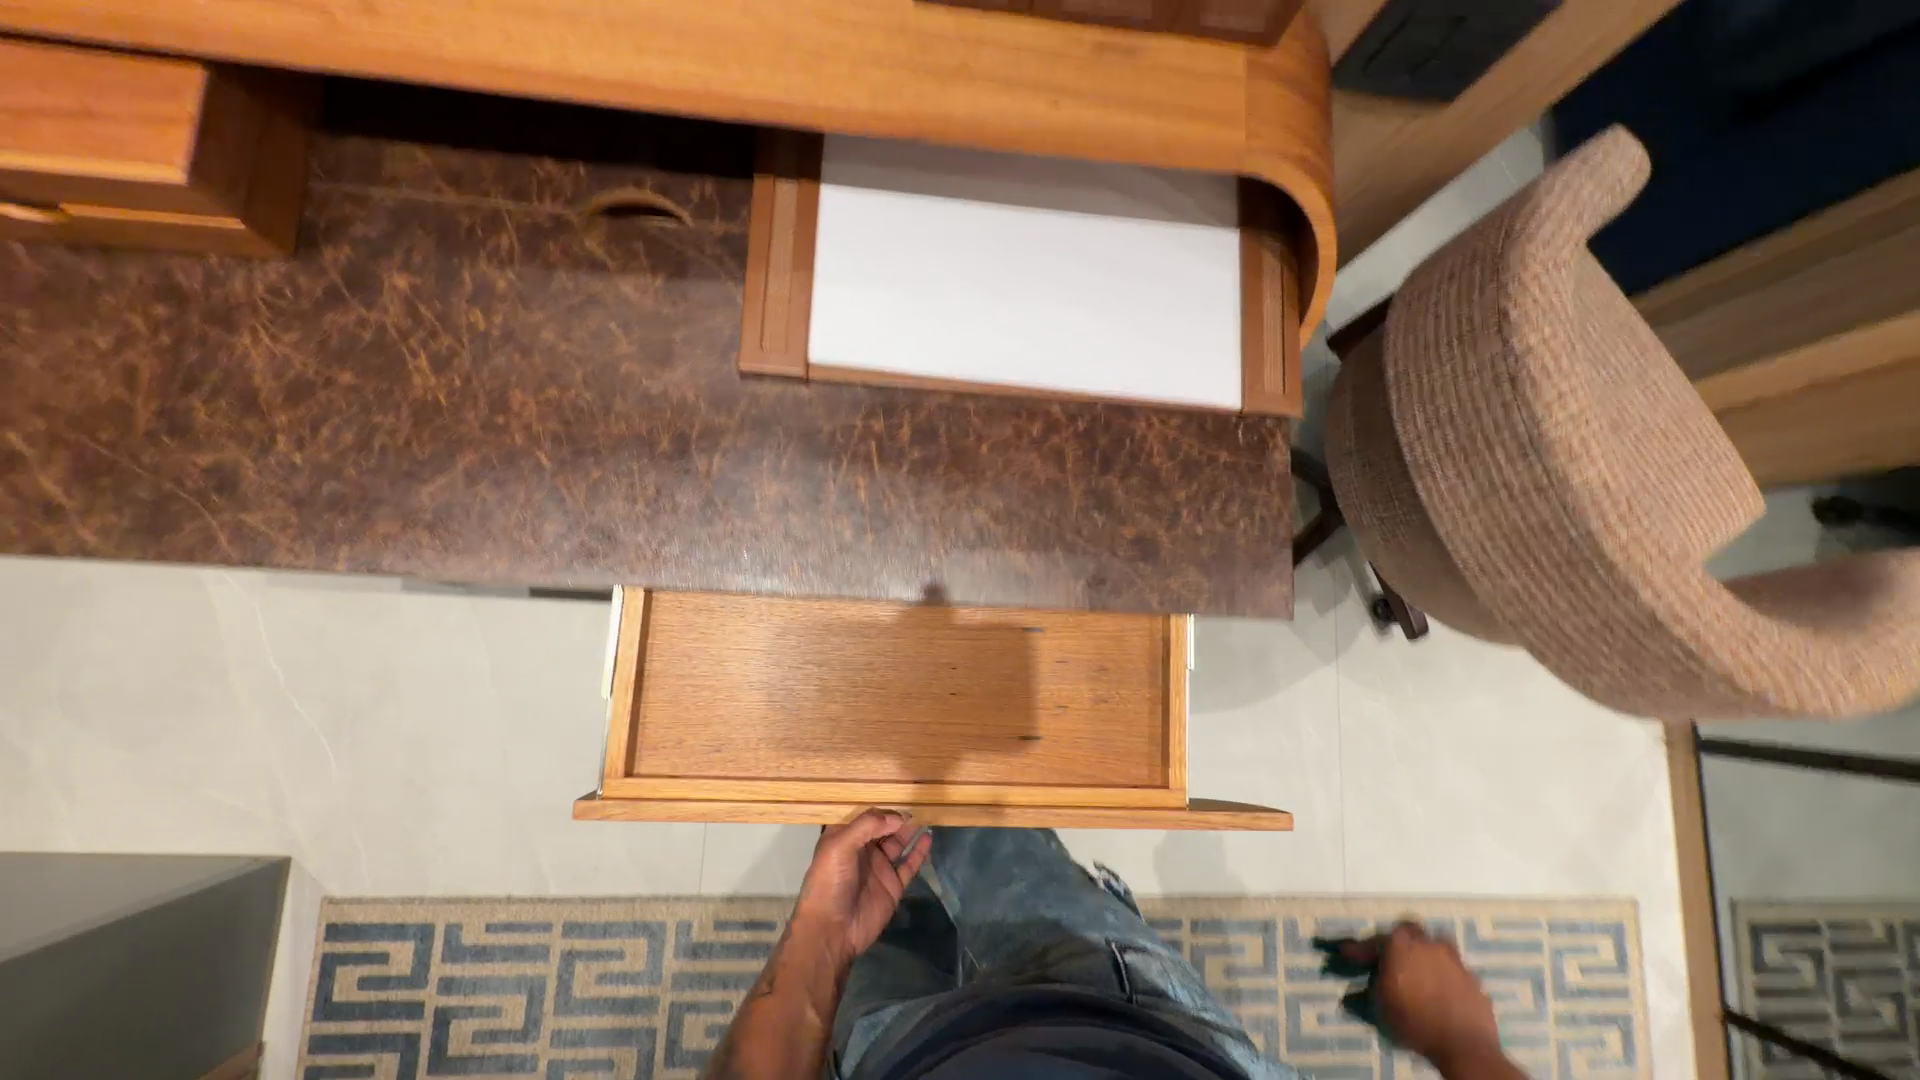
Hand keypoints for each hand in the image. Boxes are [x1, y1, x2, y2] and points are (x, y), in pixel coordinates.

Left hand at [790, 810, 932, 971]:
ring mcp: (879, 868)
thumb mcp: (840, 846)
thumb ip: (867, 826)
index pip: (867, 817)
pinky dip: (919, 851)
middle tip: (919, 807)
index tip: (901, 804)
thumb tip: (897, 817)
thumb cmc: (830, 882)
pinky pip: (909, 865)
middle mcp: (862, 851)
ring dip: (910, 831)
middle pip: (884, 828)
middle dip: (898, 818)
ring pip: (898, 844)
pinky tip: (928, 837)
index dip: (883, 811)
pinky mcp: (893, 886)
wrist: (832, 930)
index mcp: (844, 838)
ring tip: (926, 816)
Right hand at [1342, 922, 1502, 1069]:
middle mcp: (1426, 944)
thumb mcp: (1380, 1008)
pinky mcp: (1473, 979)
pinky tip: (1440, 989)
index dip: (1358, 950)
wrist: (1465, 1047)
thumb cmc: (1414, 1021)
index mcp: (1398, 945)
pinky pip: (1454, 969)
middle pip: (1409, 931)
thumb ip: (1366, 993)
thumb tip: (1347, 997)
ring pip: (1436, 945)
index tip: (1347, 956)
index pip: (1373, 940)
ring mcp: (1454, 960)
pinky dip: (1445, 975)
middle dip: (1397, 941)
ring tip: (1419, 969)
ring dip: (1425, 952)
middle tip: (1389, 956)